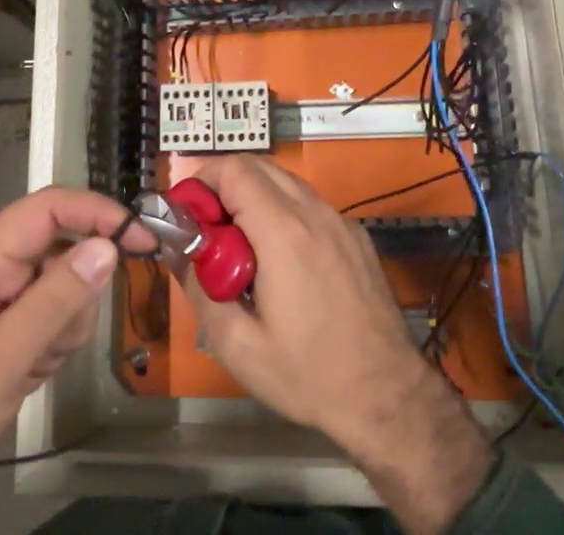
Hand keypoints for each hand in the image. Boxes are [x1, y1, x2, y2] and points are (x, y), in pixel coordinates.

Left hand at [0, 187, 155, 515]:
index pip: (48, 207)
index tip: (144, 244)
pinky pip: (49, 308)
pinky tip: (27, 370)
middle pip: (61, 246)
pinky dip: (53, 339)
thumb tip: (107, 246)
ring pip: (62, 280)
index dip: (100, 214)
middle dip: (77, 295)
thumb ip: (52, 305)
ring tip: (31, 368)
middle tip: (55, 350)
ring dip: (64, 324)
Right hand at [183, 157, 492, 533]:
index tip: (186, 217)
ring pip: (286, 184)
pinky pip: (310, 207)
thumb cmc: (309, 375)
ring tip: (239, 254)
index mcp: (285, 232)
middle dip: (223, 189)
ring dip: (253, 201)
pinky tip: (279, 265)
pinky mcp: (357, 238)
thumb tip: (175, 249)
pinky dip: (284, 215)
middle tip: (206, 235)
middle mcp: (316, 214)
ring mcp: (342, 223)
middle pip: (260, 167)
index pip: (235, 169)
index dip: (201, 182)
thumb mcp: (237, 344)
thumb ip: (198, 287)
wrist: (388, 396)